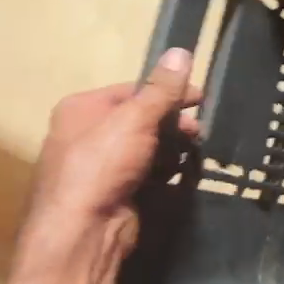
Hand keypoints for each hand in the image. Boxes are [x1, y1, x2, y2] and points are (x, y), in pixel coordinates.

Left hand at [0, 49, 199, 283]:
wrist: (82, 233)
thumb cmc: (101, 167)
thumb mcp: (135, 119)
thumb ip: (161, 89)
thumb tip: (182, 51)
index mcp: (81, 108)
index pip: (135, 88)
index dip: (169, 91)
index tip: (202, 99)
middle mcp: (85, 132)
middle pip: (141, 116)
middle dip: (173, 122)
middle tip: (197, 133)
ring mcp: (98, 164)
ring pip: (146, 144)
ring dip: (172, 147)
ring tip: (191, 155)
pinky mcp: (113, 190)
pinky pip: (146, 170)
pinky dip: (165, 169)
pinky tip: (179, 174)